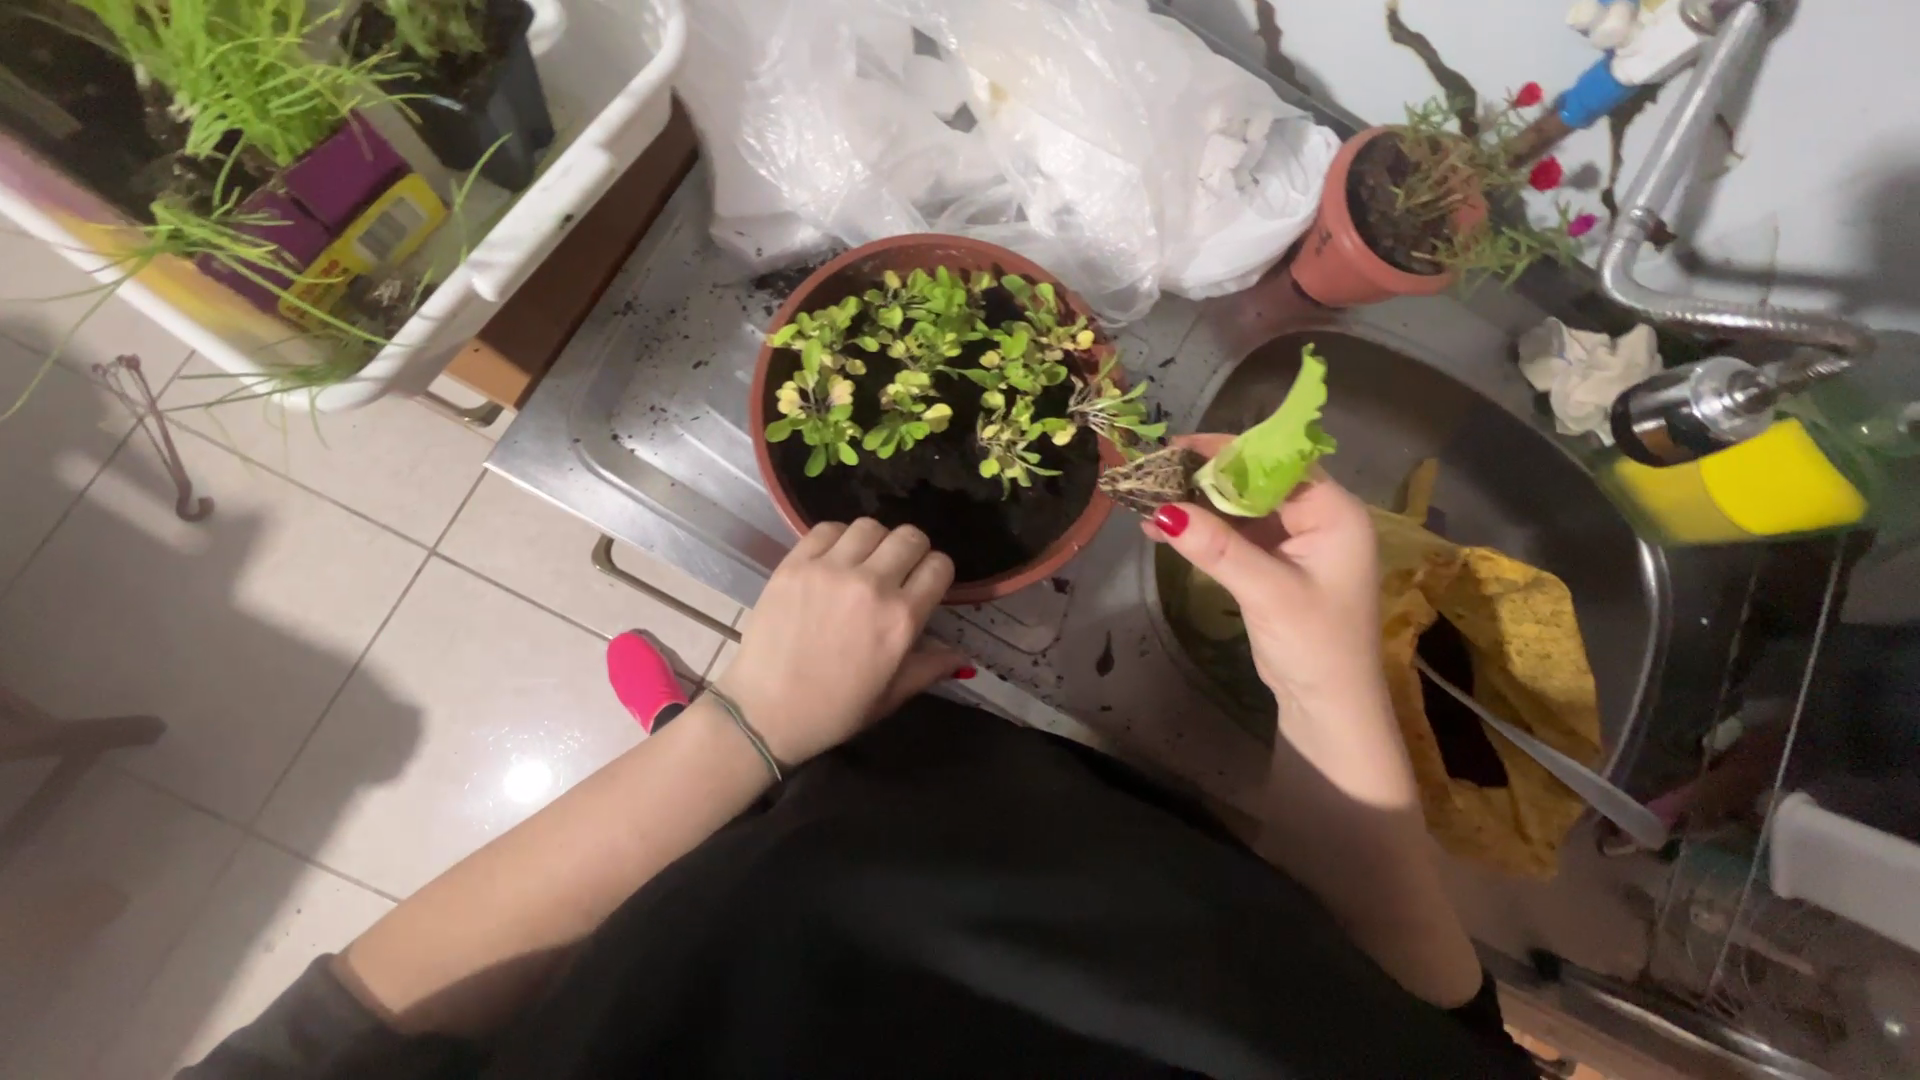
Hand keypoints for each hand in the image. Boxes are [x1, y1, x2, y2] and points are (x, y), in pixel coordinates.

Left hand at [714, 519, 963, 763]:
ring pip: (870, 526)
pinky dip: (837, 538)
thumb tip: (961, 656)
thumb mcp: (891, 696)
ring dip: (875, 542)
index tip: (925, 585)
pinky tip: (834, 559)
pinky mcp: (795, 565)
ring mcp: (830, 570)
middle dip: (913, 551)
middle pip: (910, 536)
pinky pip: (826, 529)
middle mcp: (871, 585)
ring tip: (864, 561)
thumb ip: (929, 667)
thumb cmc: (834, 710)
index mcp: (902, 619)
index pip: (940, 566)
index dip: (937, 573)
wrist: (764, 712)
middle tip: (898, 570)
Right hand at [1144, 435, 1383, 709]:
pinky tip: (1163, 529)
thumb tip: (1163, 510)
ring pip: (1239, 507)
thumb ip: (1217, 548)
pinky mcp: (1273, 563)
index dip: (1229, 451)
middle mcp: (1316, 517)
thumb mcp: (1266, 591)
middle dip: (1205, 477)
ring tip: (1148, 500)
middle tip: (1154, 473)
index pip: (1279, 462)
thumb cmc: (1314, 644)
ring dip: (1197, 504)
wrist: (1328, 706)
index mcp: (1333, 512)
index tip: (1178, 449)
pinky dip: (1202, 530)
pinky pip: (1233, 534)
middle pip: (1255, 480)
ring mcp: (1293, 541)